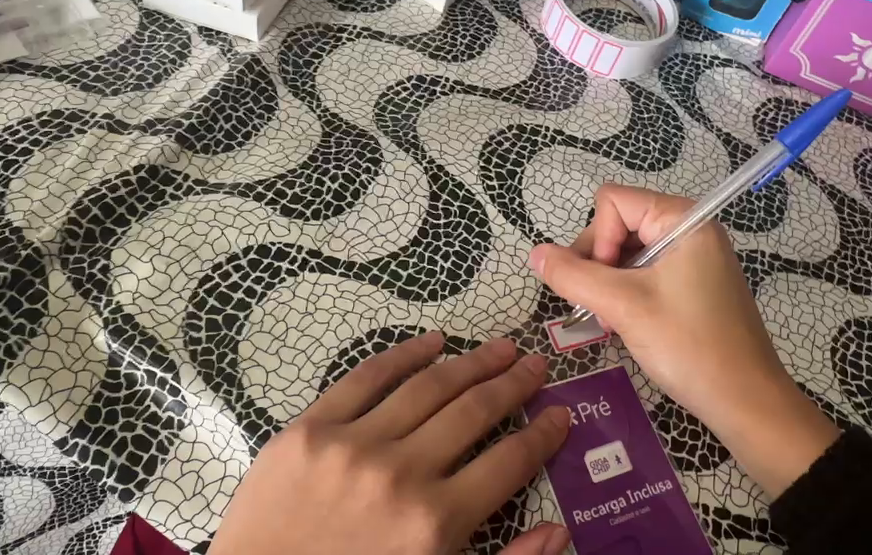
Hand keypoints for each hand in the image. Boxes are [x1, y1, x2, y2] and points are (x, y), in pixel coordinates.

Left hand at [210, 334, 571, 554]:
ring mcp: (353, 445)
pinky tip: (433, 341)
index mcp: (434, 526)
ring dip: (471, 363)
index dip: (542, 436)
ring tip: (500, 346)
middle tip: (536, 363)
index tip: (562, 413)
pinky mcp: (309, 429)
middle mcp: (401, 474)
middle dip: (512, 386)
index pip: (508, 465)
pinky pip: (366, 378)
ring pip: (428, 387)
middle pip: (473, 413)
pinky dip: (403, 355)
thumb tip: (559, 531)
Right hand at [527, 184, 839, 497]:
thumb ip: (573, 275)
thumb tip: (534, 253)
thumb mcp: (624, 307)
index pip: (613, 202)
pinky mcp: (696, 282)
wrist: (749, 405)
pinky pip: (648, 270)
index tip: (606, 284)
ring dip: (611, 282)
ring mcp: (696, 255)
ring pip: (630, 250)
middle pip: (620, 222)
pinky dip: (630, 291)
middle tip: (603, 306)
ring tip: (614, 320)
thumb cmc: (689, 347)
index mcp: (683, 219)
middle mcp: (691, 227)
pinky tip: (629, 323)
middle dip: (601, 262)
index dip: (597, 239)